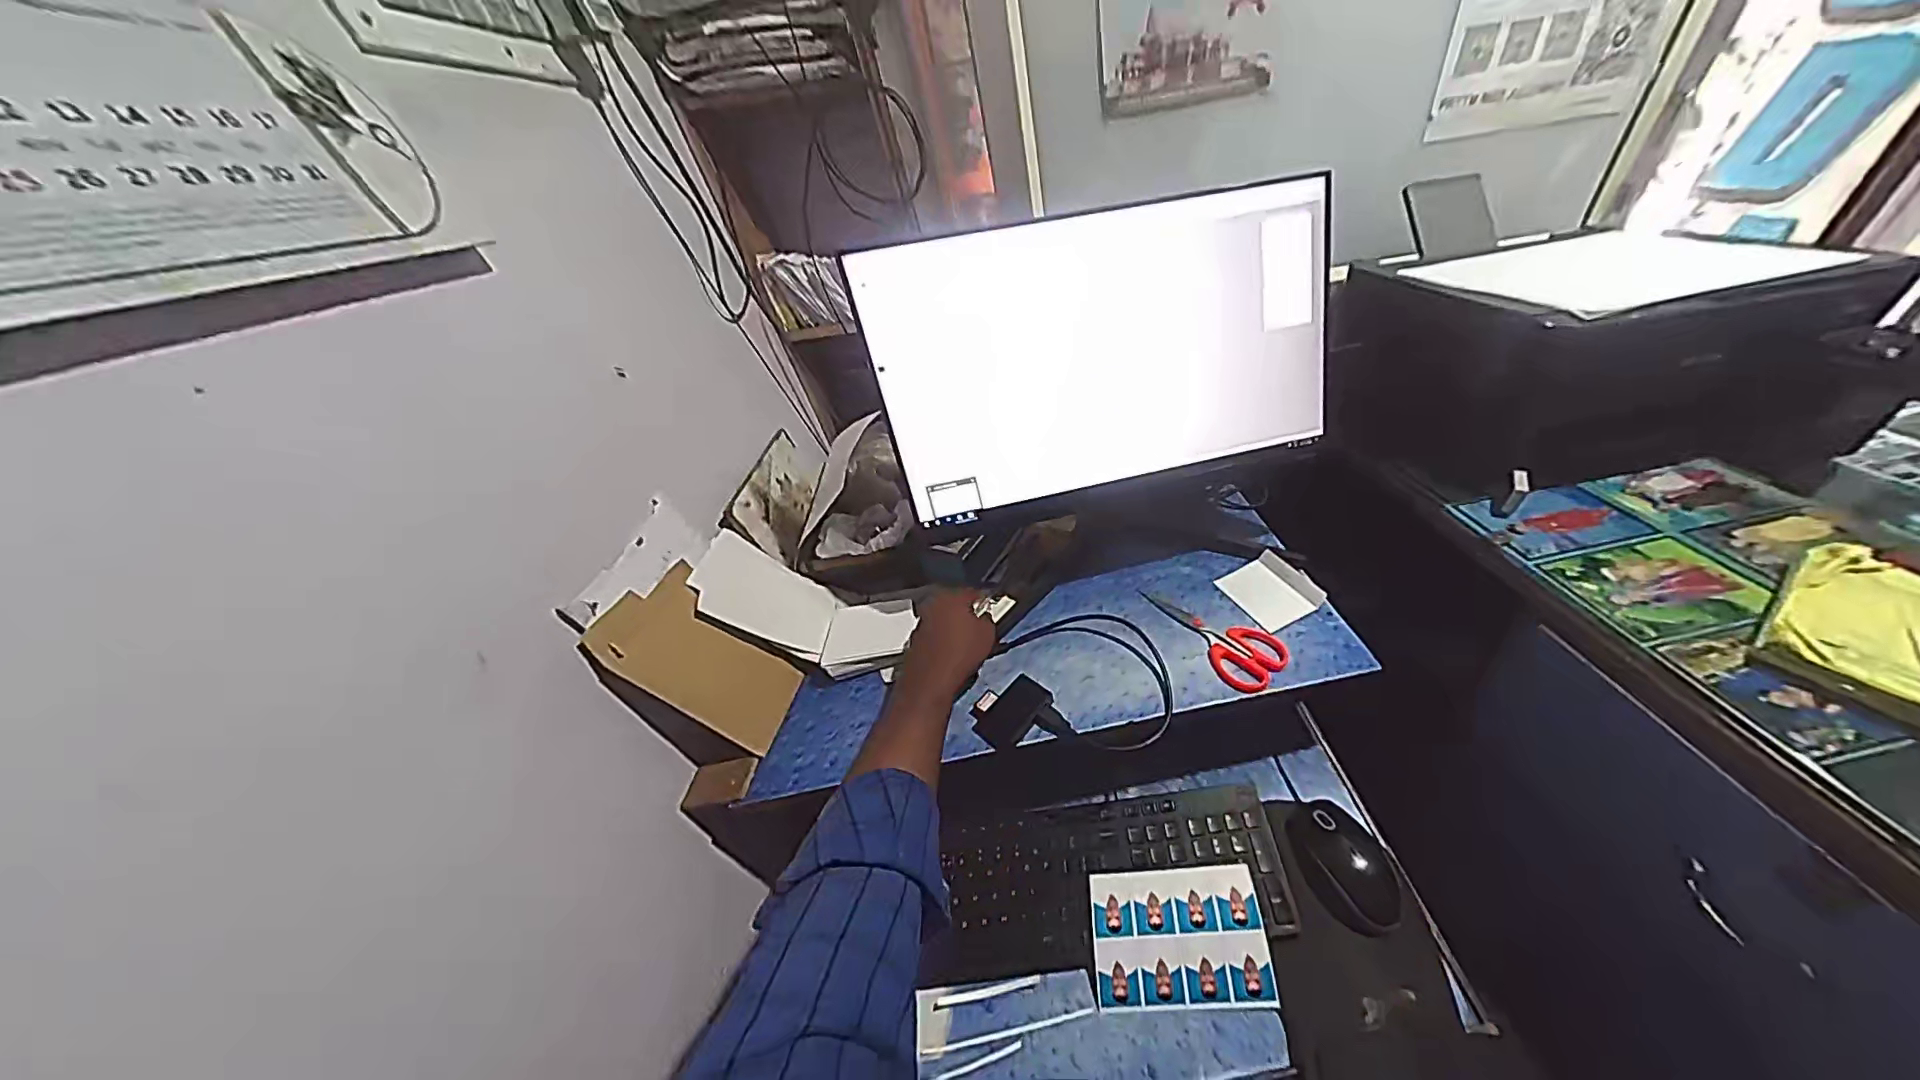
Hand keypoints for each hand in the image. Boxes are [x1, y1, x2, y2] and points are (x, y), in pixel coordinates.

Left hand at [892, 589, 997, 704]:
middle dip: (966, 614)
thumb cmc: (959, 655)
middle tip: (979, 627)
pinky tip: (951, 653)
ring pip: (942, 619)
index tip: (990, 608)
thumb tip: (985, 618)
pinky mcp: (914, 639)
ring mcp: (921, 621)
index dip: (984, 601)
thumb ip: (988, 618)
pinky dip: (941, 640)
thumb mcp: (988, 634)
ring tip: (965, 643)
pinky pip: (933, 634)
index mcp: (951, 596)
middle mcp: (932, 604)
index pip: (973, 592)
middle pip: (954, 603)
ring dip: (952, 627)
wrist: (931, 681)